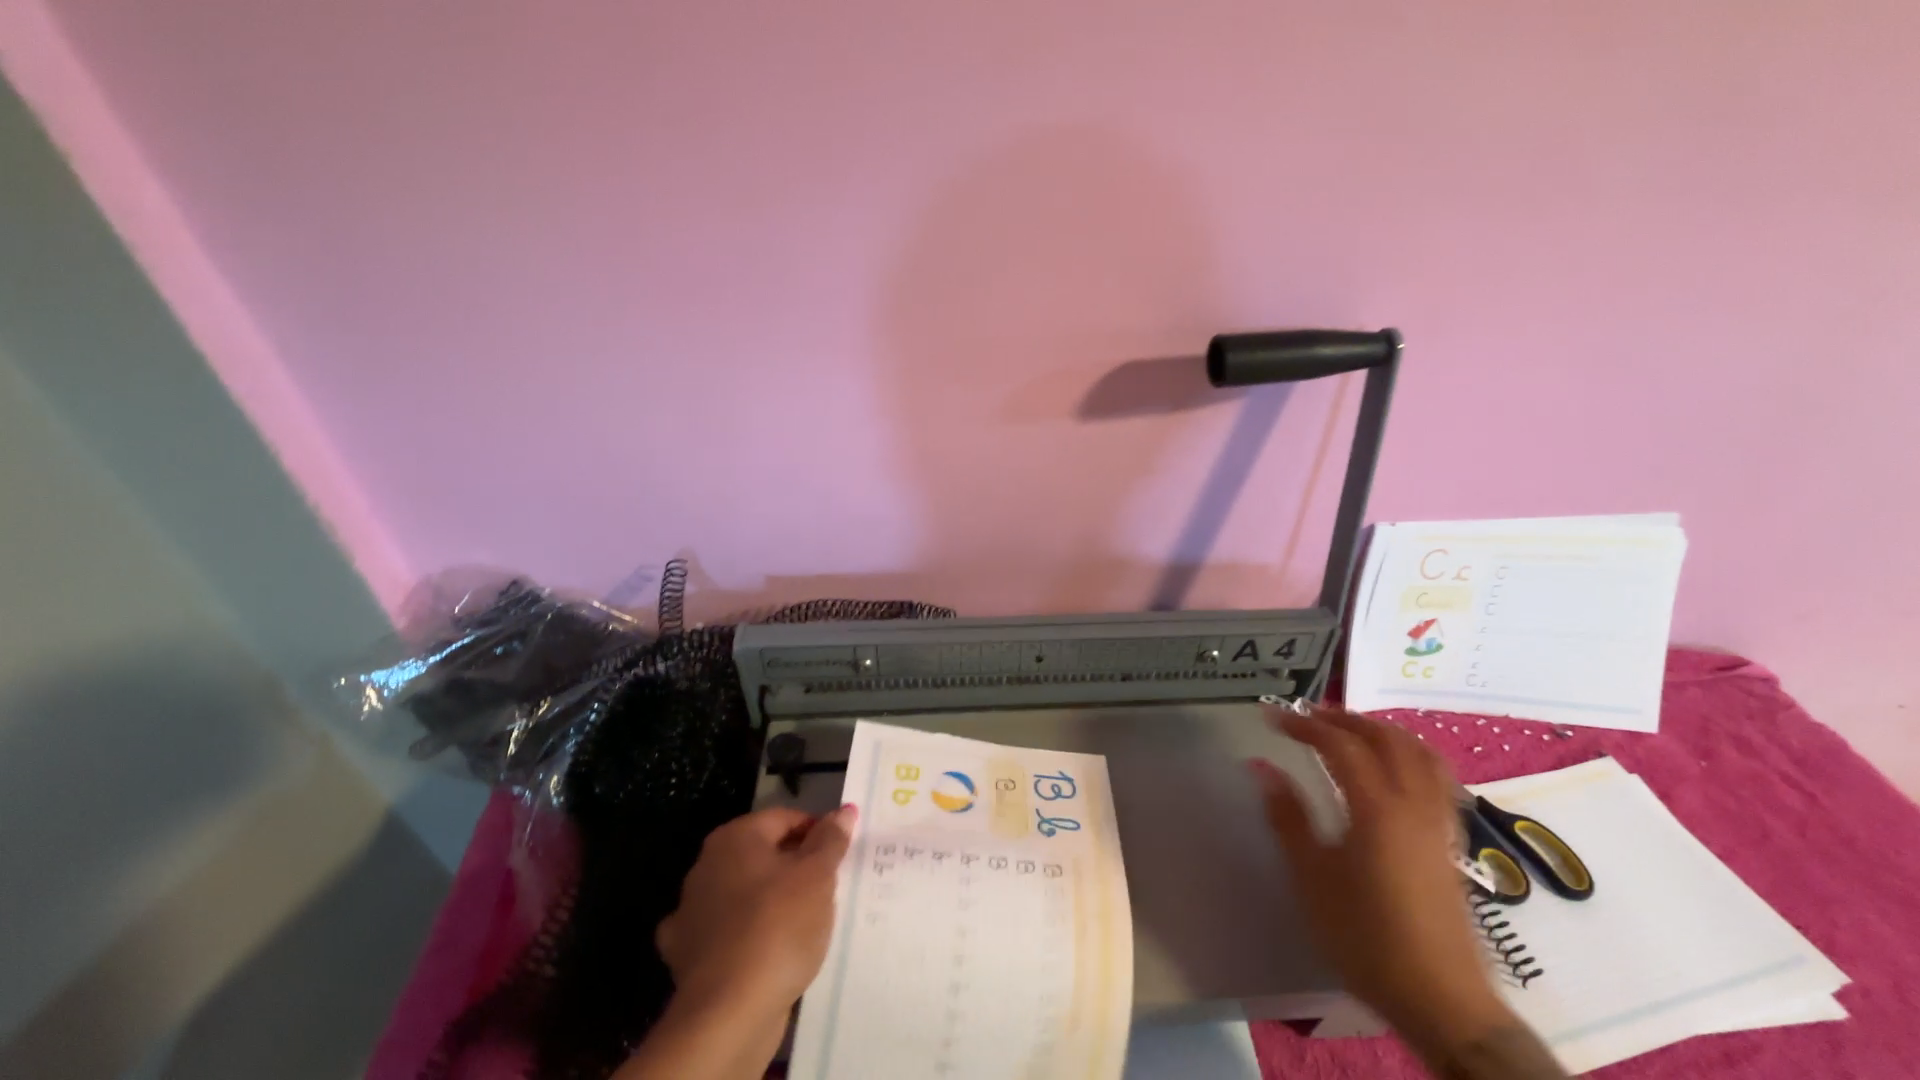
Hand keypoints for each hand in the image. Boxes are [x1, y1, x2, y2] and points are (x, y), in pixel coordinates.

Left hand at [658, 803, 856, 1009]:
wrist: (729, 1010)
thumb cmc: (778, 927)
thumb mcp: (817, 877)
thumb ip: (830, 840)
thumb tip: (844, 811)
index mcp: (734, 839)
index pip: (784, 819)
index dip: (816, 831)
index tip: (841, 854)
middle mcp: (705, 867)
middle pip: (761, 855)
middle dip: (794, 867)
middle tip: (829, 888)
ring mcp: (690, 912)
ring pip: (742, 895)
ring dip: (768, 902)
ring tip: (804, 923)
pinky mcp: (687, 954)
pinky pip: (725, 933)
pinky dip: (743, 936)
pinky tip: (764, 950)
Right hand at [1251, 707, 1513, 1055]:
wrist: (1438, 995)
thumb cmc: (1364, 937)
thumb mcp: (1312, 879)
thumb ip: (1289, 818)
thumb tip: (1264, 768)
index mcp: (1378, 808)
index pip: (1341, 747)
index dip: (1305, 726)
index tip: (1273, 717)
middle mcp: (1415, 803)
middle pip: (1386, 739)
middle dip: (1345, 719)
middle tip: (1308, 716)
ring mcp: (1440, 821)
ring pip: (1419, 753)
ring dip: (1382, 732)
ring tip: (1350, 731)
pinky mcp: (1451, 841)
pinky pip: (1436, 776)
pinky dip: (1410, 755)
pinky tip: (1393, 770)